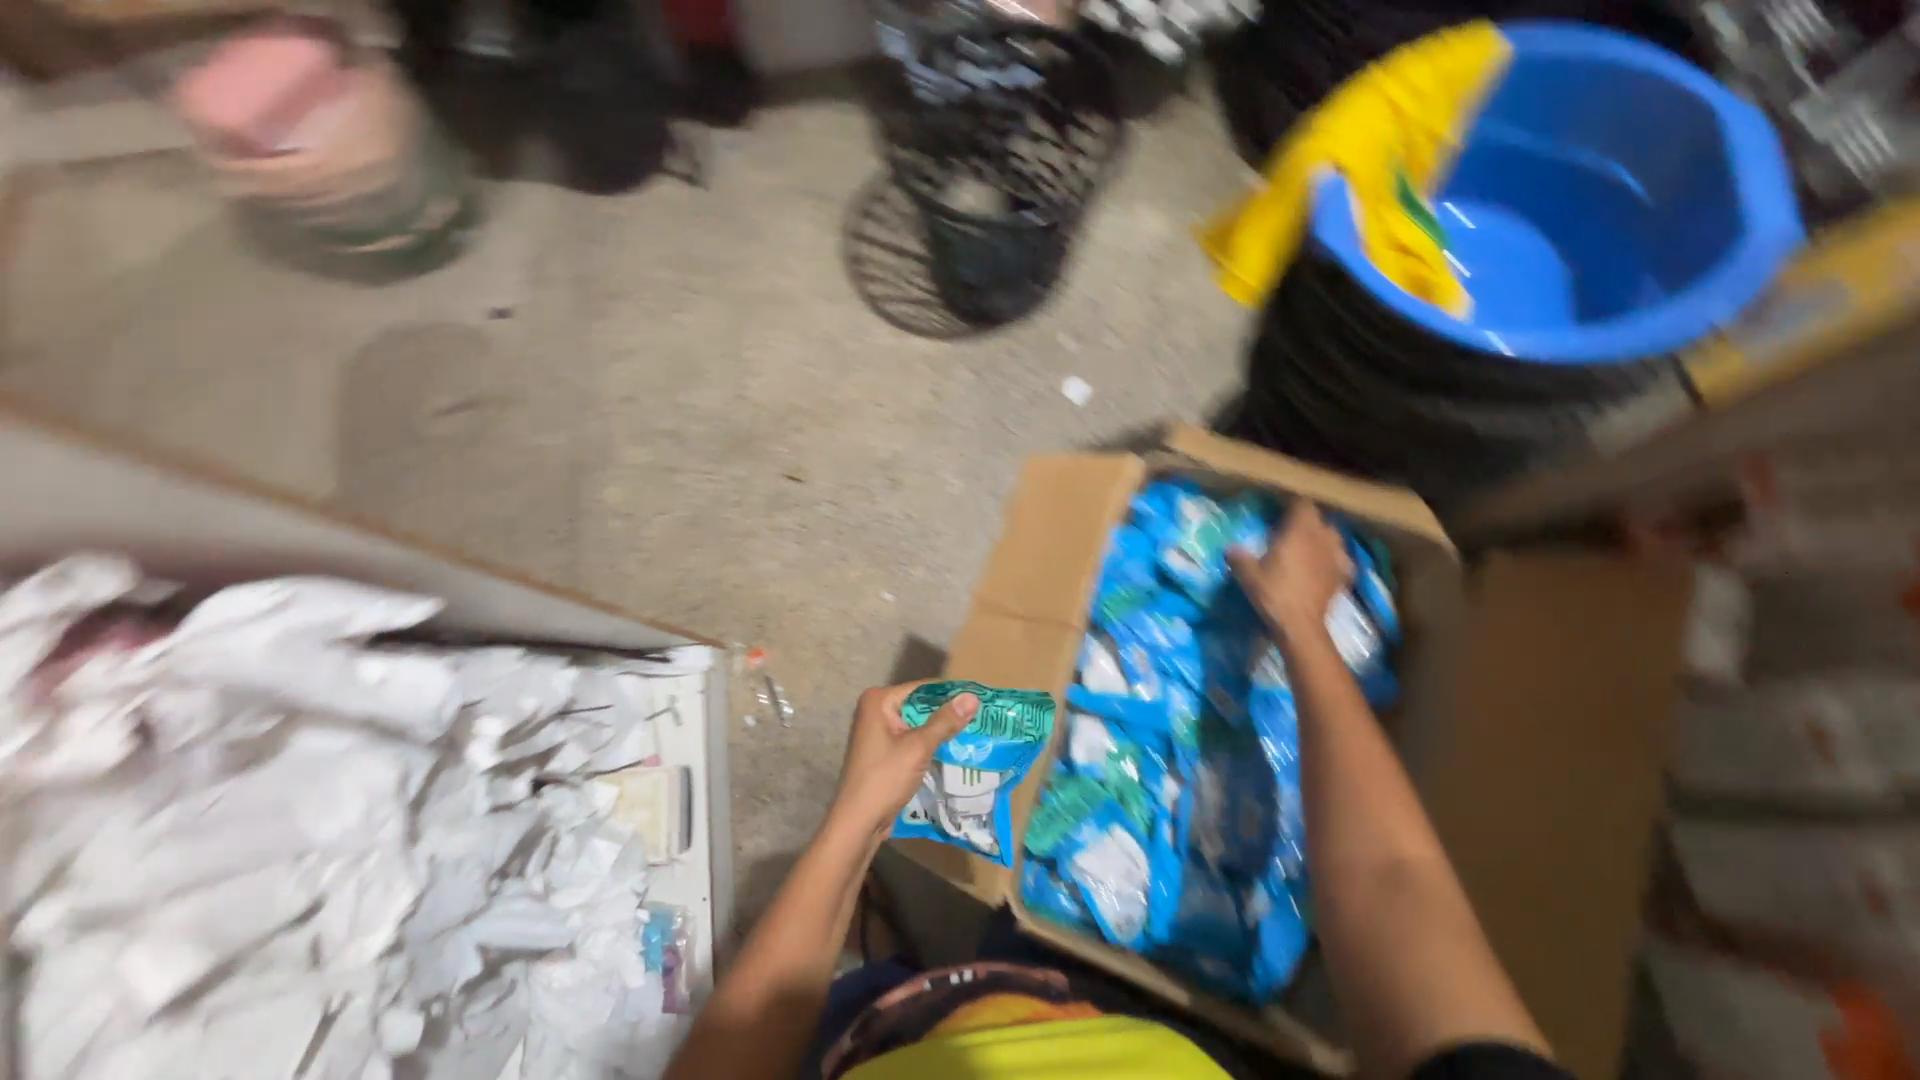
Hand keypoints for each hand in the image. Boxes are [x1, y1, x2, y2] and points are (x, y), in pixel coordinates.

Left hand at [828, 681, 978, 841]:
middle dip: (947, 713)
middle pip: (920, 705)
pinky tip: (954, 749)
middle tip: (982, 717)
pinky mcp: (884, 751)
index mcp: (878, 701)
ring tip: (975, 732)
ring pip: (918, 723)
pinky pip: (912, 739)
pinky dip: (930, 743)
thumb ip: (945, 721)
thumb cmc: (884, 779)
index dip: (951, 694)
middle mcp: (875, 710)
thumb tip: (973, 697)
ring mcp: (878, 732)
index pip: (922, 688)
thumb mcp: (918, 748)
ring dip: (941, 730)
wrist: (859, 822)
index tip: (980, 700)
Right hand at [1228, 501, 1353, 640]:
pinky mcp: (1343, 575)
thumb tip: (1231, 548)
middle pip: (1319, 519)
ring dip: (1323, 538)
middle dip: (1308, 521)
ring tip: (1311, 547)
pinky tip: (1326, 567)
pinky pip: (1342, 559)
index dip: (1292, 505)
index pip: (1302, 504)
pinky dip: (1334, 559)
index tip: (1280, 510)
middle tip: (1292, 531)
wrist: (1300, 624)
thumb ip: (1239, 557)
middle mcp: (1321, 537)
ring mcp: (1336, 556)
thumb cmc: (1273, 593)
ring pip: (1333, 537)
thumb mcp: (1247, 574)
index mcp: (1298, 530)